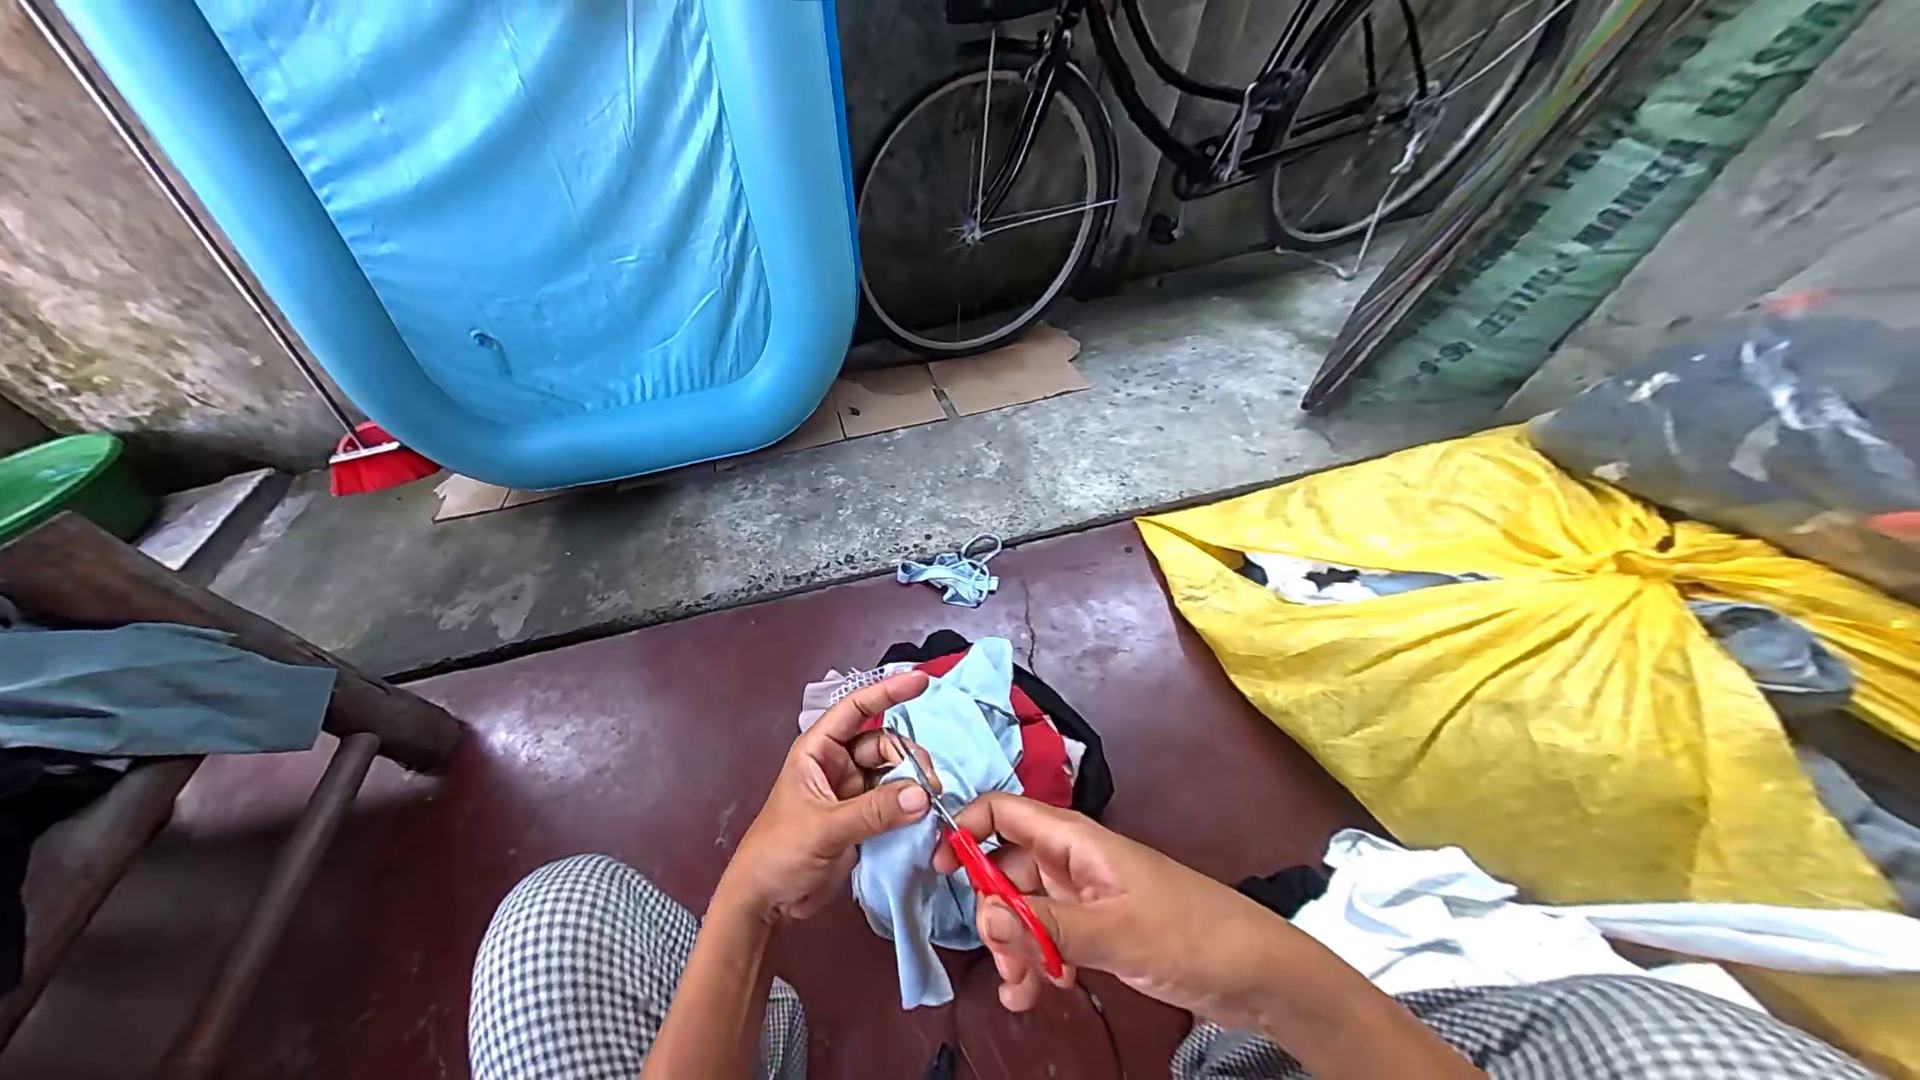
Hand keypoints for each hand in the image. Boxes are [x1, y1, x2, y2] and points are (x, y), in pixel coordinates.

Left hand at [717, 672, 939, 923]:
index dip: (888, 691)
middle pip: (884, 744)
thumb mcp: (824, 828)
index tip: (921, 681)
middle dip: (909, 758)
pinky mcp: (863, 816)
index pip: (857, 708)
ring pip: (893, 772)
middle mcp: (837, 762)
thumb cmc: (778, 852)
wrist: (765, 903)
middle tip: (929, 786)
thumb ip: (874, 811)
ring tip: (928, 804)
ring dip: (912, 783)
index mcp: (819, 749)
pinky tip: (923, 816)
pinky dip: (910, 804)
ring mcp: (851, 789)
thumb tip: (922, 795)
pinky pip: (894, 799)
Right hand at [932, 793, 1297, 1026]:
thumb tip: (981, 912)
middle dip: (993, 910)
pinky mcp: (1093, 925)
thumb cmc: (1187, 930)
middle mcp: (1070, 858)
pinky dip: (1036, 959)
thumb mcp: (1115, 930)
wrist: (1253, 969)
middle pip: (1006, 867)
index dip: (966, 828)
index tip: (939, 868)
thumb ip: (1046, 924)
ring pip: (1023, 906)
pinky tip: (1041, 991)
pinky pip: (1045, 934)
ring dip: (1013, 944)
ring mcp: (1081, 893)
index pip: (1003, 811)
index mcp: (1073, 838)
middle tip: (1002, 958)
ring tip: (1022, 990)